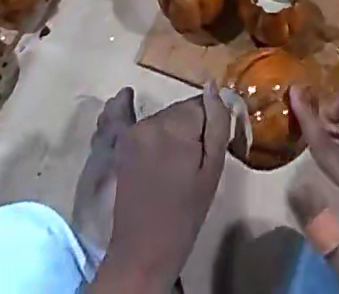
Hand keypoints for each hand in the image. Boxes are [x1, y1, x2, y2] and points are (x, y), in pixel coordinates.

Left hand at [90, 86, 230, 291]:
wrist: (143, 251)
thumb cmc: (184, 214)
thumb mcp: (212, 170)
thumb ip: (218, 124)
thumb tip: (215, 86)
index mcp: (175, 127)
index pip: (202, 105)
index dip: (211, 123)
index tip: (212, 146)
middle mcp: (150, 122)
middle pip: (182, 111)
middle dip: (191, 127)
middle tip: (194, 161)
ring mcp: (132, 132)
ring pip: (165, 119)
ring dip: (173, 133)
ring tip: (175, 164)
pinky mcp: (120, 143)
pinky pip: (136, 120)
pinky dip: (139, 119)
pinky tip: (128, 104)